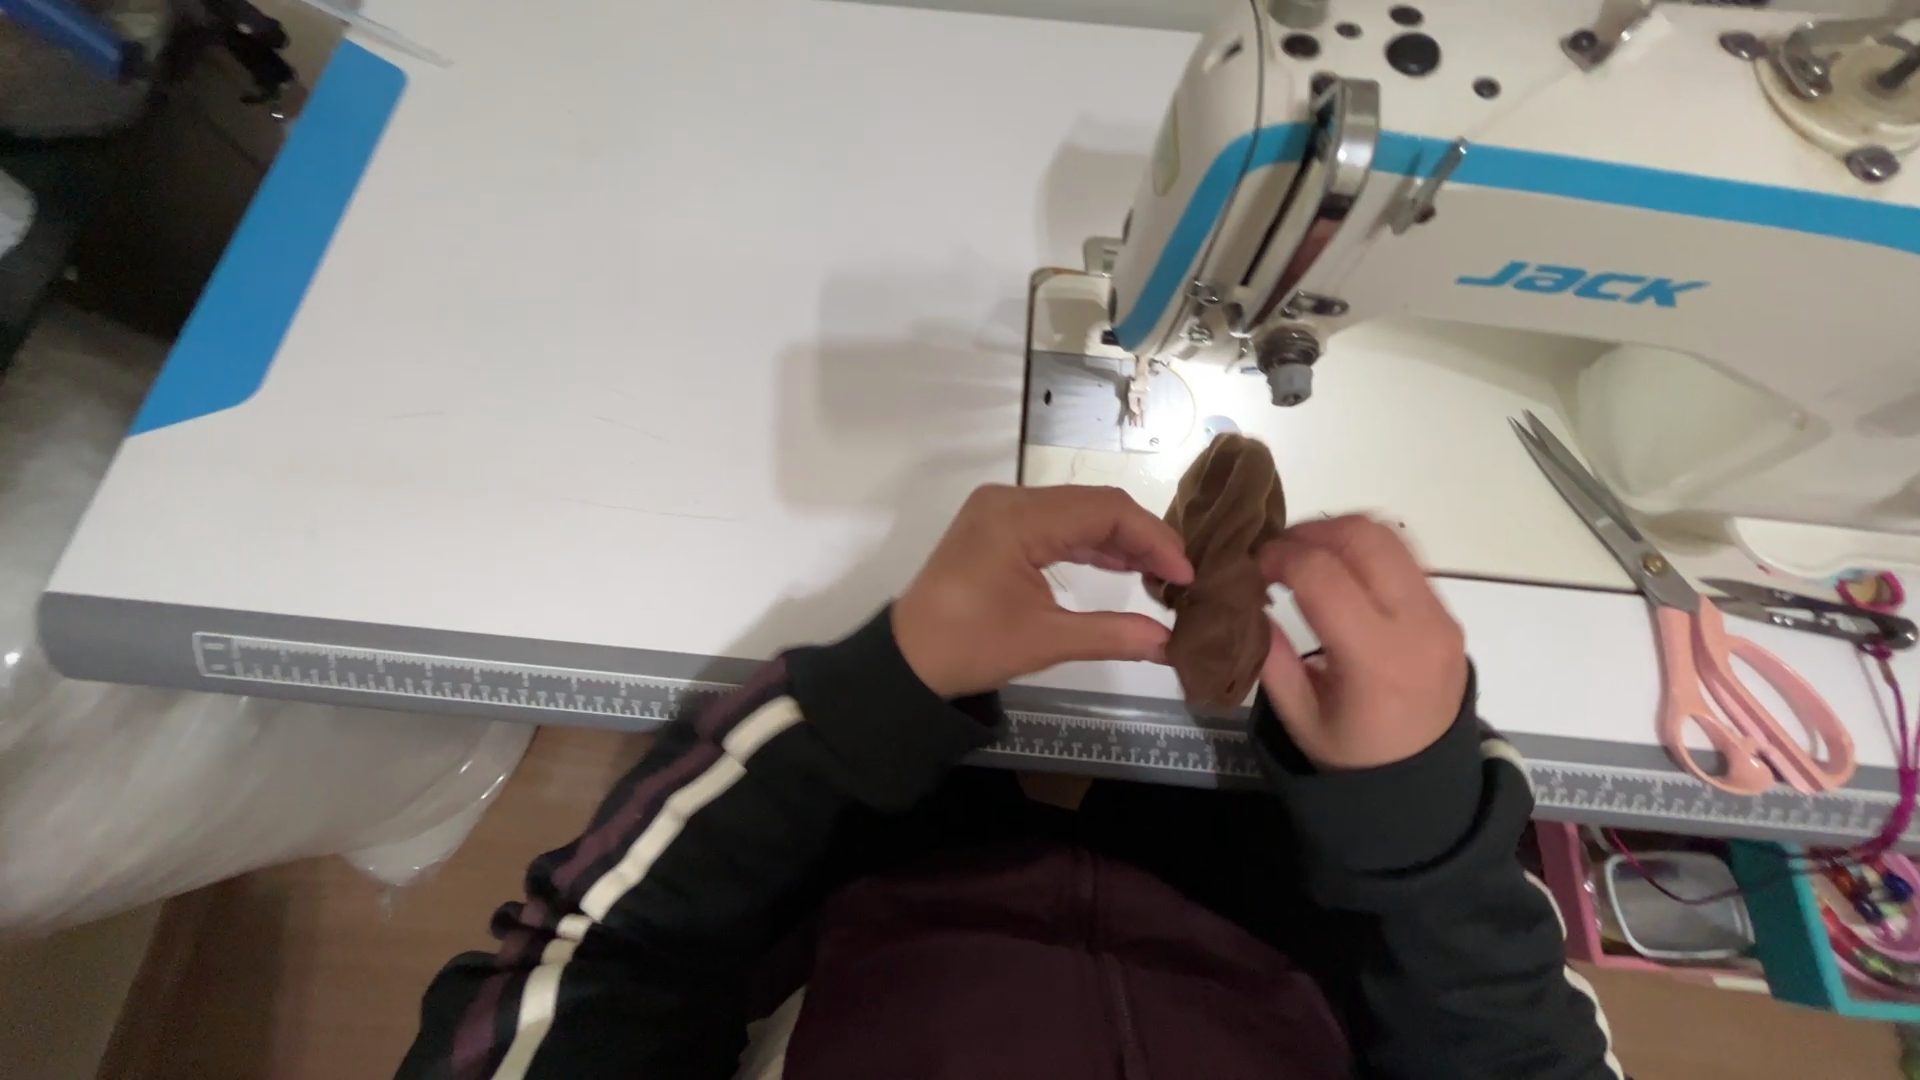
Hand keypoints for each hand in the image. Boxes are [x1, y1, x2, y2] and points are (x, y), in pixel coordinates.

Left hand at [893, 485, 1194, 697]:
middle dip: (1139, 537)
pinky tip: (1118, 565)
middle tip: (1177, 575)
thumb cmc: (968, 647)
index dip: (1153, 538)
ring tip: (1156, 573)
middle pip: (1092, 505)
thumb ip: (1112, 635)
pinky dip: (1085, 543)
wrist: (906, 660)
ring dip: (1114, 540)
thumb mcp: (1045, 641)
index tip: (1185, 574)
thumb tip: (1168, 644)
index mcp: (1018, 518)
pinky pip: (1052, 523)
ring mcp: (999, 509)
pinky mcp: (995, 525)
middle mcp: (1009, 500)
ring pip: (1074, 512)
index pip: (1104, 510)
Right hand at [1258, 516, 1466, 769]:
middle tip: (1276, 552)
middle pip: (1363, 538)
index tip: (1253, 568)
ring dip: (1337, 532)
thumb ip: (1270, 656)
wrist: (1425, 780)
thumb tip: (1247, 600)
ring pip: (1387, 535)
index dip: (1278, 557)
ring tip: (1303, 555)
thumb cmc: (1352, 754)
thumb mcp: (1297, 715)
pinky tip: (1334, 572)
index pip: (1322, 575)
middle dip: (1309, 531)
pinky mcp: (1446, 611)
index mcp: (1375, 659)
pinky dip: (1361, 550)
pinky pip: (1402, 557)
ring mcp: (1440, 614)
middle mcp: (1417, 625)